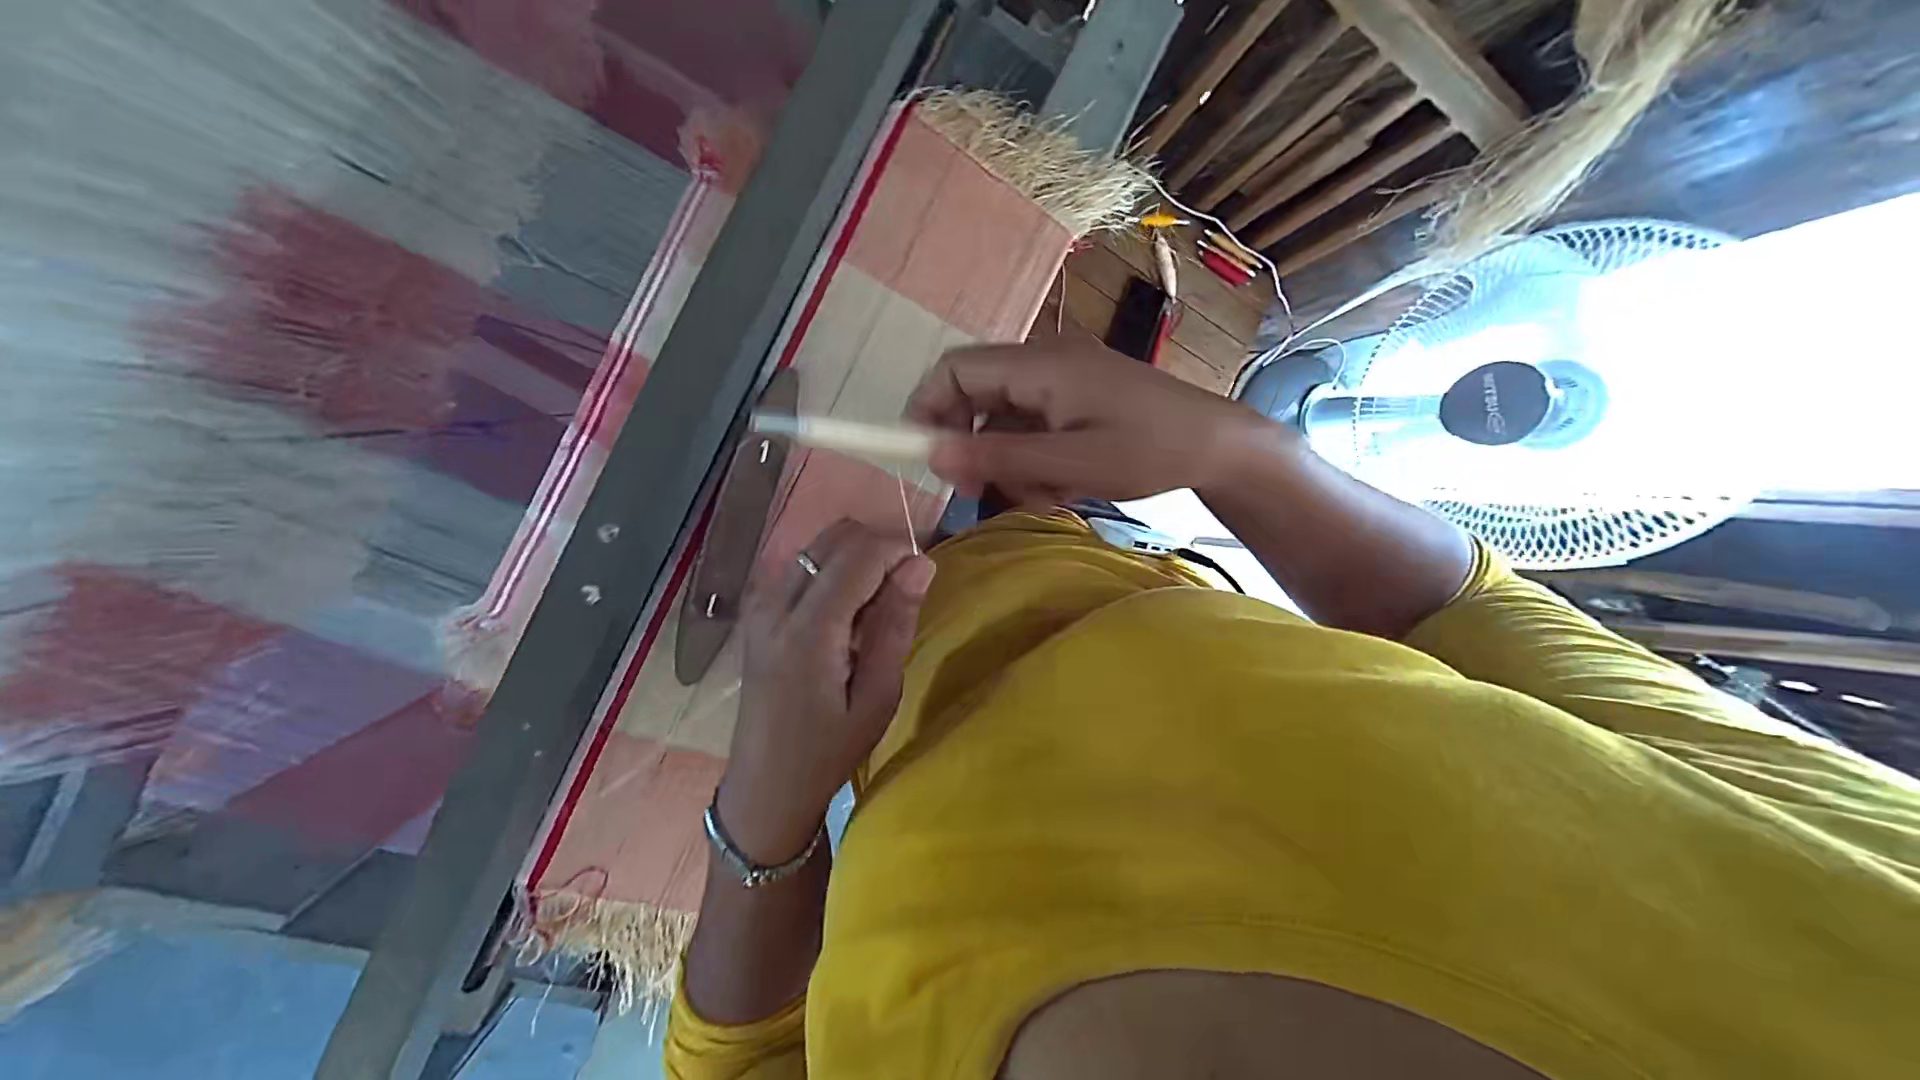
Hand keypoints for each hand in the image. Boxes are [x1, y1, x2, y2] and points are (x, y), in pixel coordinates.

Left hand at [717, 520, 935, 864]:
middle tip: (899, 593)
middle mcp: (775, 603)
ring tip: (872, 607)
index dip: (898, 550)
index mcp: (808, 630)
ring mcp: (759, 604)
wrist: (764, 784)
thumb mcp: (877, 698)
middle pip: (836, 537)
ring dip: (855, 559)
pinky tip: (844, 614)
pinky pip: (802, 565)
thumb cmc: (827, 751)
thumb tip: (922, 564)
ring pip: (817, 545)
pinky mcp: (756, 610)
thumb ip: (896, 624)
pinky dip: (833, 571)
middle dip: (877, 550)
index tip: (921, 576)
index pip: (859, 553)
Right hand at [907, 340, 1285, 504]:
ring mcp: (1063, 381)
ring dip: (1009, 462)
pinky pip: (1034, 428)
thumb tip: (932, 454)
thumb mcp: (1070, 463)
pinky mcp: (1077, 401)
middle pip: (976, 396)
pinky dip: (1034, 460)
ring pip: (1005, 421)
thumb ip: (998, 457)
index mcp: (1039, 364)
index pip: (955, 370)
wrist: (1220, 446)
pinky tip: (1060, 488)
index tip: (922, 456)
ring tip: (1042, 497)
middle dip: (973, 446)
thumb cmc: (1150, 450)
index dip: (927, 408)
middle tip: (979, 490)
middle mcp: (1044, 363)